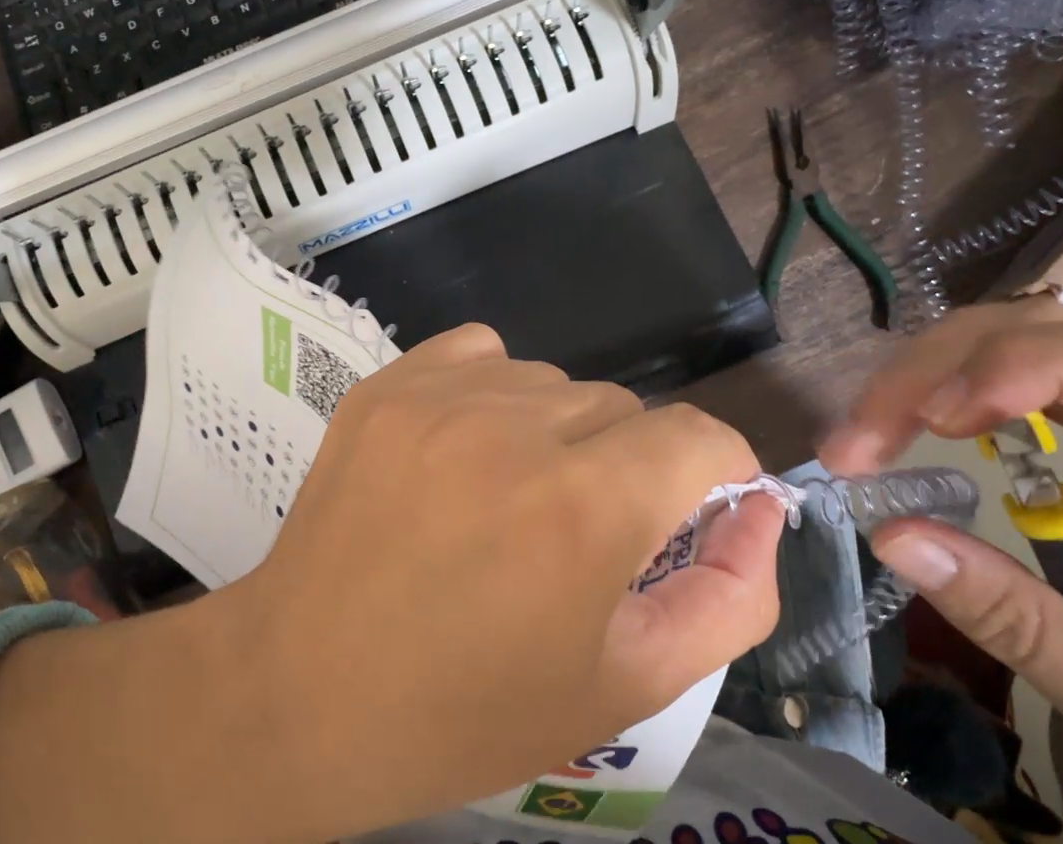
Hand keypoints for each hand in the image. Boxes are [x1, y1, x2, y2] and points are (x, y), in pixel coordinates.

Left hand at [227, 324, 786, 834]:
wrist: (304, 691)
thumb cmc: (468, 708)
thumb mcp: (626, 683)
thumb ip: (729, 596)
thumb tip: (758, 510)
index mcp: (585, 505)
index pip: (700, 435)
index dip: (716, 475)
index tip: (690, 516)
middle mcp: (515, 427)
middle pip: (624, 410)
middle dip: (629, 468)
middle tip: (579, 539)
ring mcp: (438, 397)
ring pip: (552, 383)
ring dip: (558, 433)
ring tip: (512, 502)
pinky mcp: (385, 388)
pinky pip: (478, 353)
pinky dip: (494, 392)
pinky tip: (468, 452)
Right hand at [821, 298, 1062, 808]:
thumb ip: (1029, 633)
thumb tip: (888, 532)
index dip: (1036, 365)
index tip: (934, 419)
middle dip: (945, 370)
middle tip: (852, 444)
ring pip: (1051, 332)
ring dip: (941, 370)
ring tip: (867, 434)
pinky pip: (1049, 364)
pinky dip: (966, 381)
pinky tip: (920, 420)